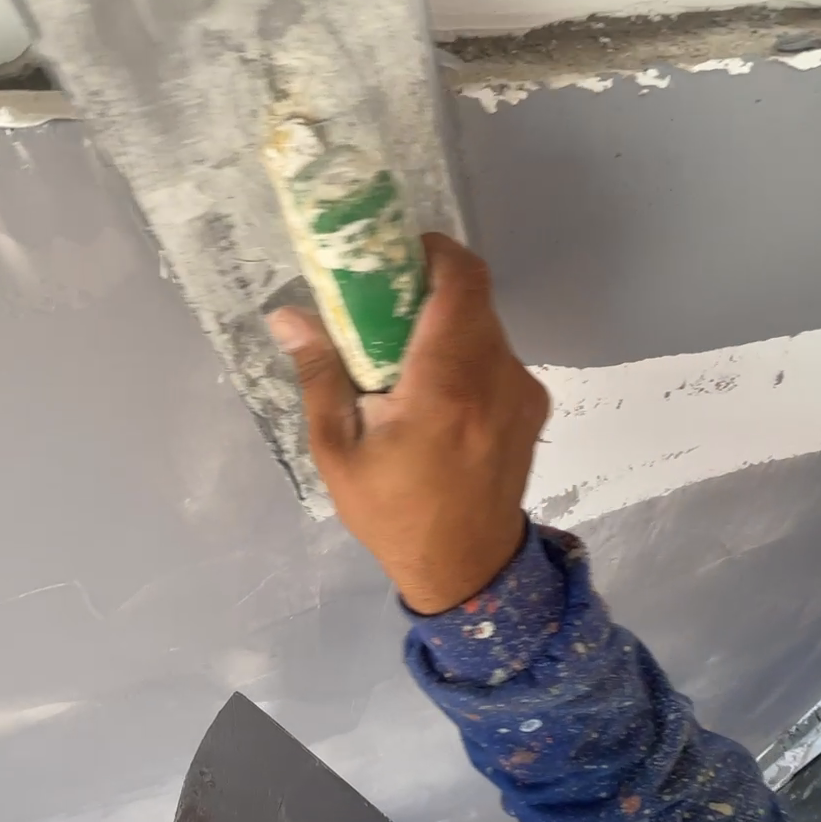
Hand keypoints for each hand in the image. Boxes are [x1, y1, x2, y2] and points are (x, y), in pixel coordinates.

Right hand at [268, 234, 549, 614]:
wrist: (467, 570)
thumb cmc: (392, 514)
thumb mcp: (339, 452)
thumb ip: (321, 375)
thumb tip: (287, 316)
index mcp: (445, 386)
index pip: (460, 281)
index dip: (432, 252)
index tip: (395, 257)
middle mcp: (496, 378)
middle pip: (471, 300)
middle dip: (427, 293)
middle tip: (384, 315)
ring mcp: (522, 393)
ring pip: (486, 329)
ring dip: (446, 329)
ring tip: (405, 366)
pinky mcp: (533, 408)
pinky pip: (497, 359)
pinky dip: (466, 359)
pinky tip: (437, 399)